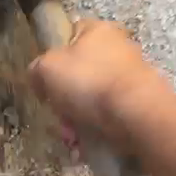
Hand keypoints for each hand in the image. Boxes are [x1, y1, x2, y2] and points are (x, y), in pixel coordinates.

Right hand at [28, 20, 175, 150]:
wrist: (137, 113)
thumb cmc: (89, 82)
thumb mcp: (47, 69)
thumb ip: (36, 69)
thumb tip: (38, 78)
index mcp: (98, 30)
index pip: (70, 34)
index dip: (53, 56)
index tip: (46, 79)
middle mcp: (118, 48)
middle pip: (78, 74)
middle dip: (63, 101)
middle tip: (58, 117)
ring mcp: (131, 77)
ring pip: (91, 99)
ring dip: (76, 121)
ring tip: (72, 139)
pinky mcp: (139, 102)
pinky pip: (108, 116)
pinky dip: (95, 130)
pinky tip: (85, 145)